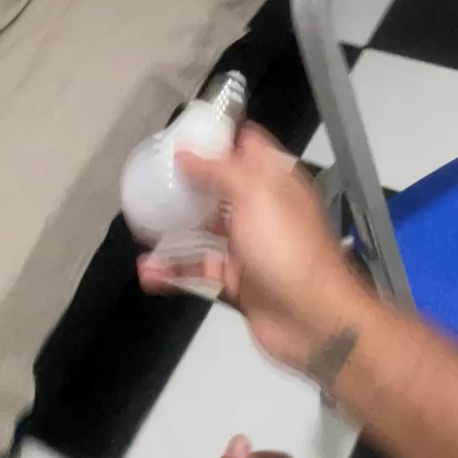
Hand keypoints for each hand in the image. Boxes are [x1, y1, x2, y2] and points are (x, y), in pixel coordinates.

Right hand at [137, 125, 371, 371]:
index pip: (249, 150)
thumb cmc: (295, 255)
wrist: (313, 320)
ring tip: (145, 227)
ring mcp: (252, 249)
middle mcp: (266, 213)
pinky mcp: (240, 282)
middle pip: (223, 191)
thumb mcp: (256, 196)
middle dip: (190, 186)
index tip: (187, 136)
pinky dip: (175, 271)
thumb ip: (221, 170)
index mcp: (277, 185)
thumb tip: (190, 154)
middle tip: (157, 180)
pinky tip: (151, 270)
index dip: (220, 139)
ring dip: (176, 231)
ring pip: (207, 233)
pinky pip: (202, 272)